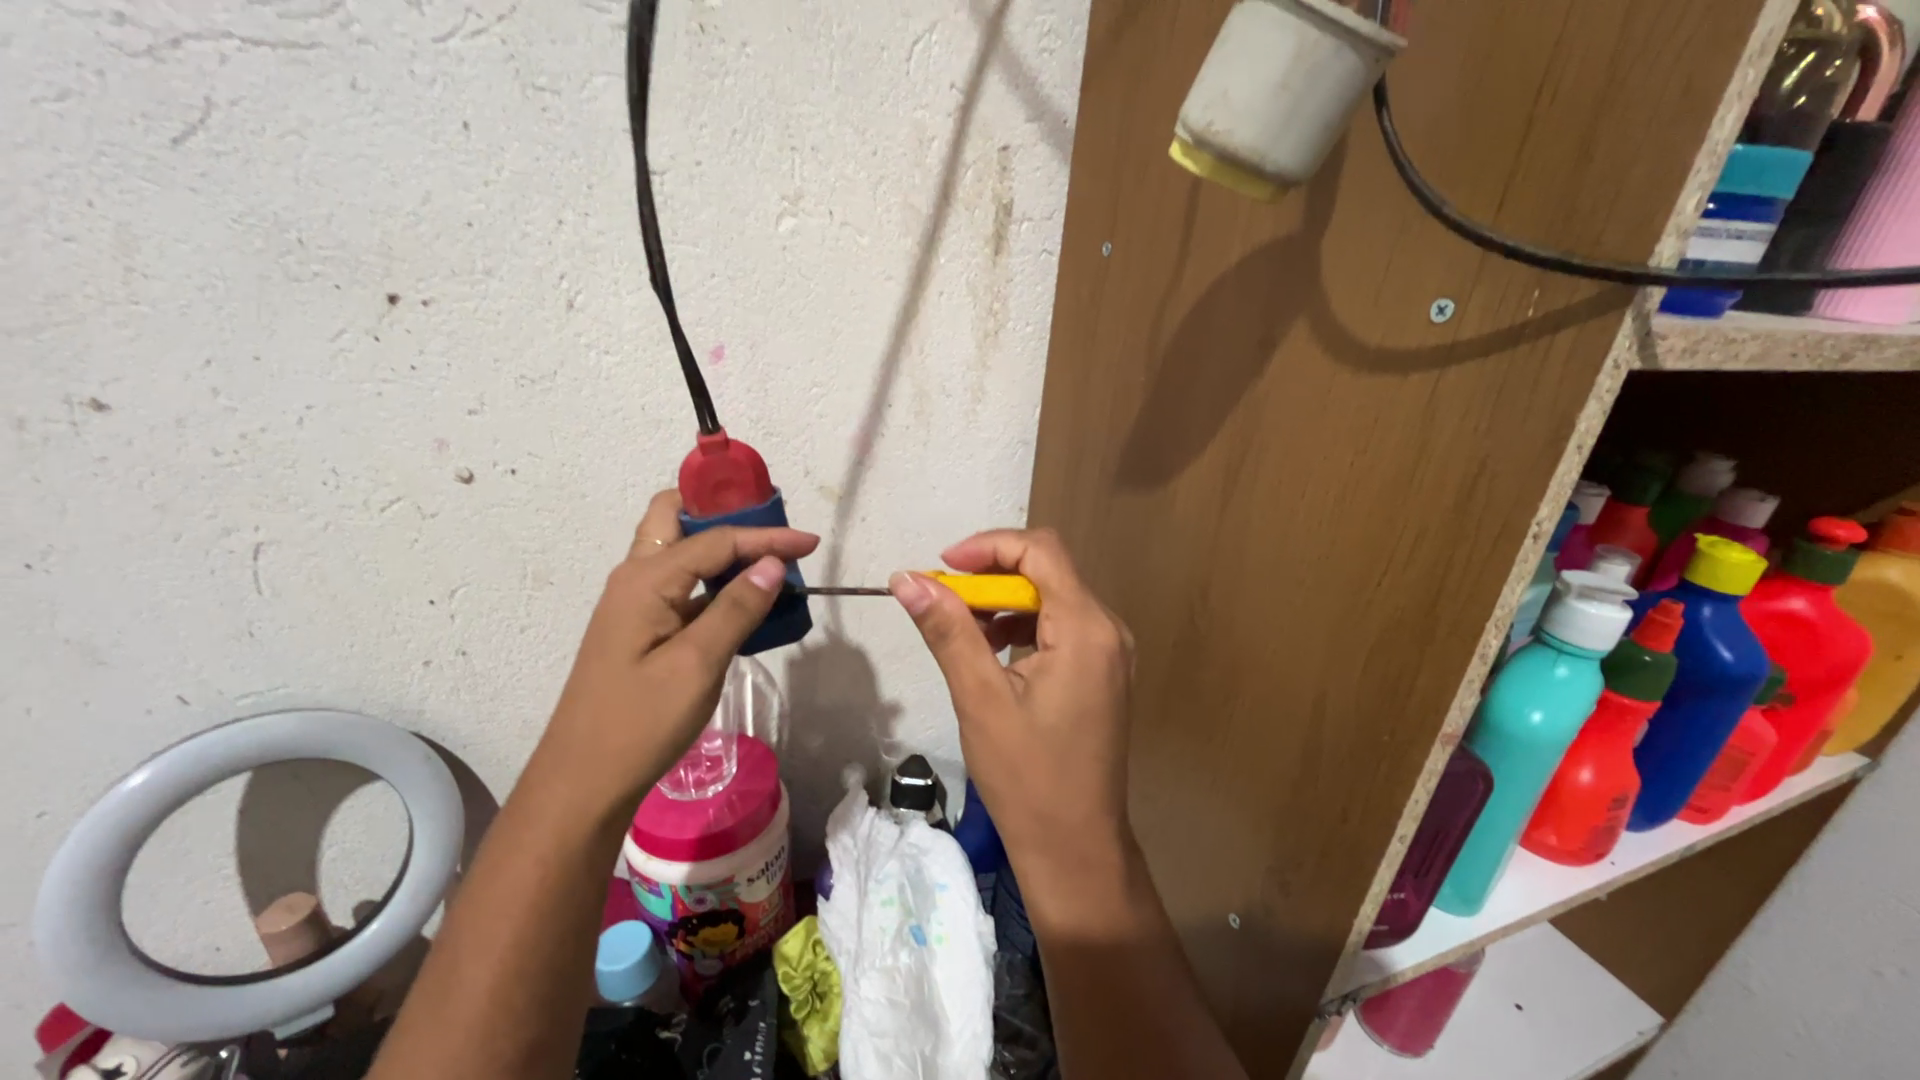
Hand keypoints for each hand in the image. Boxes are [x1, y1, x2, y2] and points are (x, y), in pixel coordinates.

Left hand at [538, 490, 818, 810]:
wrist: (585, 779)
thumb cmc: (640, 722)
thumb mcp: (697, 665)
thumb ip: (736, 609)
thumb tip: (774, 564)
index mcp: (645, 580)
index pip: (715, 539)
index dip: (766, 537)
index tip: (812, 542)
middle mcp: (635, 578)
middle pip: (677, 518)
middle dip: (724, 512)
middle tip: (771, 528)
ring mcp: (635, 604)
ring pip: (678, 550)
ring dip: (721, 545)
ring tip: (768, 559)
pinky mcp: (641, 628)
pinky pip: (682, 584)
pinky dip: (714, 578)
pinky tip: (744, 599)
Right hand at [889, 528, 1135, 874]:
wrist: (1076, 846)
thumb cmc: (1027, 776)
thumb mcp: (980, 698)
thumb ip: (947, 630)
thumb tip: (906, 578)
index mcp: (1086, 629)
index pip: (1040, 551)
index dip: (988, 546)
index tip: (941, 568)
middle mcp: (1108, 630)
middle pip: (1049, 571)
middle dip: (991, 576)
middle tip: (942, 600)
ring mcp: (1110, 654)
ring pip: (1053, 599)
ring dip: (1005, 603)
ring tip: (961, 630)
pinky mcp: (1102, 675)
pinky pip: (1062, 629)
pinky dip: (1023, 628)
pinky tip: (992, 654)